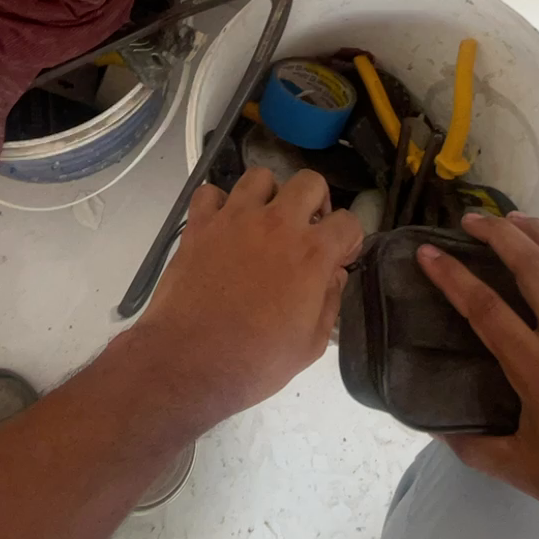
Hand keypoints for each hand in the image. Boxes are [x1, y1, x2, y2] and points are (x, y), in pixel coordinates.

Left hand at [127, 168, 363, 430]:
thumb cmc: (255, 361)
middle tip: (305, 229)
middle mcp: (277, 223)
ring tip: (263, 221)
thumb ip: (329, 302)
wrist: (190, 362)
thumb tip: (334, 274)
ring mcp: (235, 218)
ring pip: (260, 176)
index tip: (338, 257)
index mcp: (311, 253)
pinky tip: (222, 225)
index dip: (348, 239)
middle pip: (309, 182)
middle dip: (315, 202)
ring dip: (268, 195)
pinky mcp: (200, 223)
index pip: (348, 222)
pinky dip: (218, 203)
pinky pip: (211, 192)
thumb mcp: (310, 345)